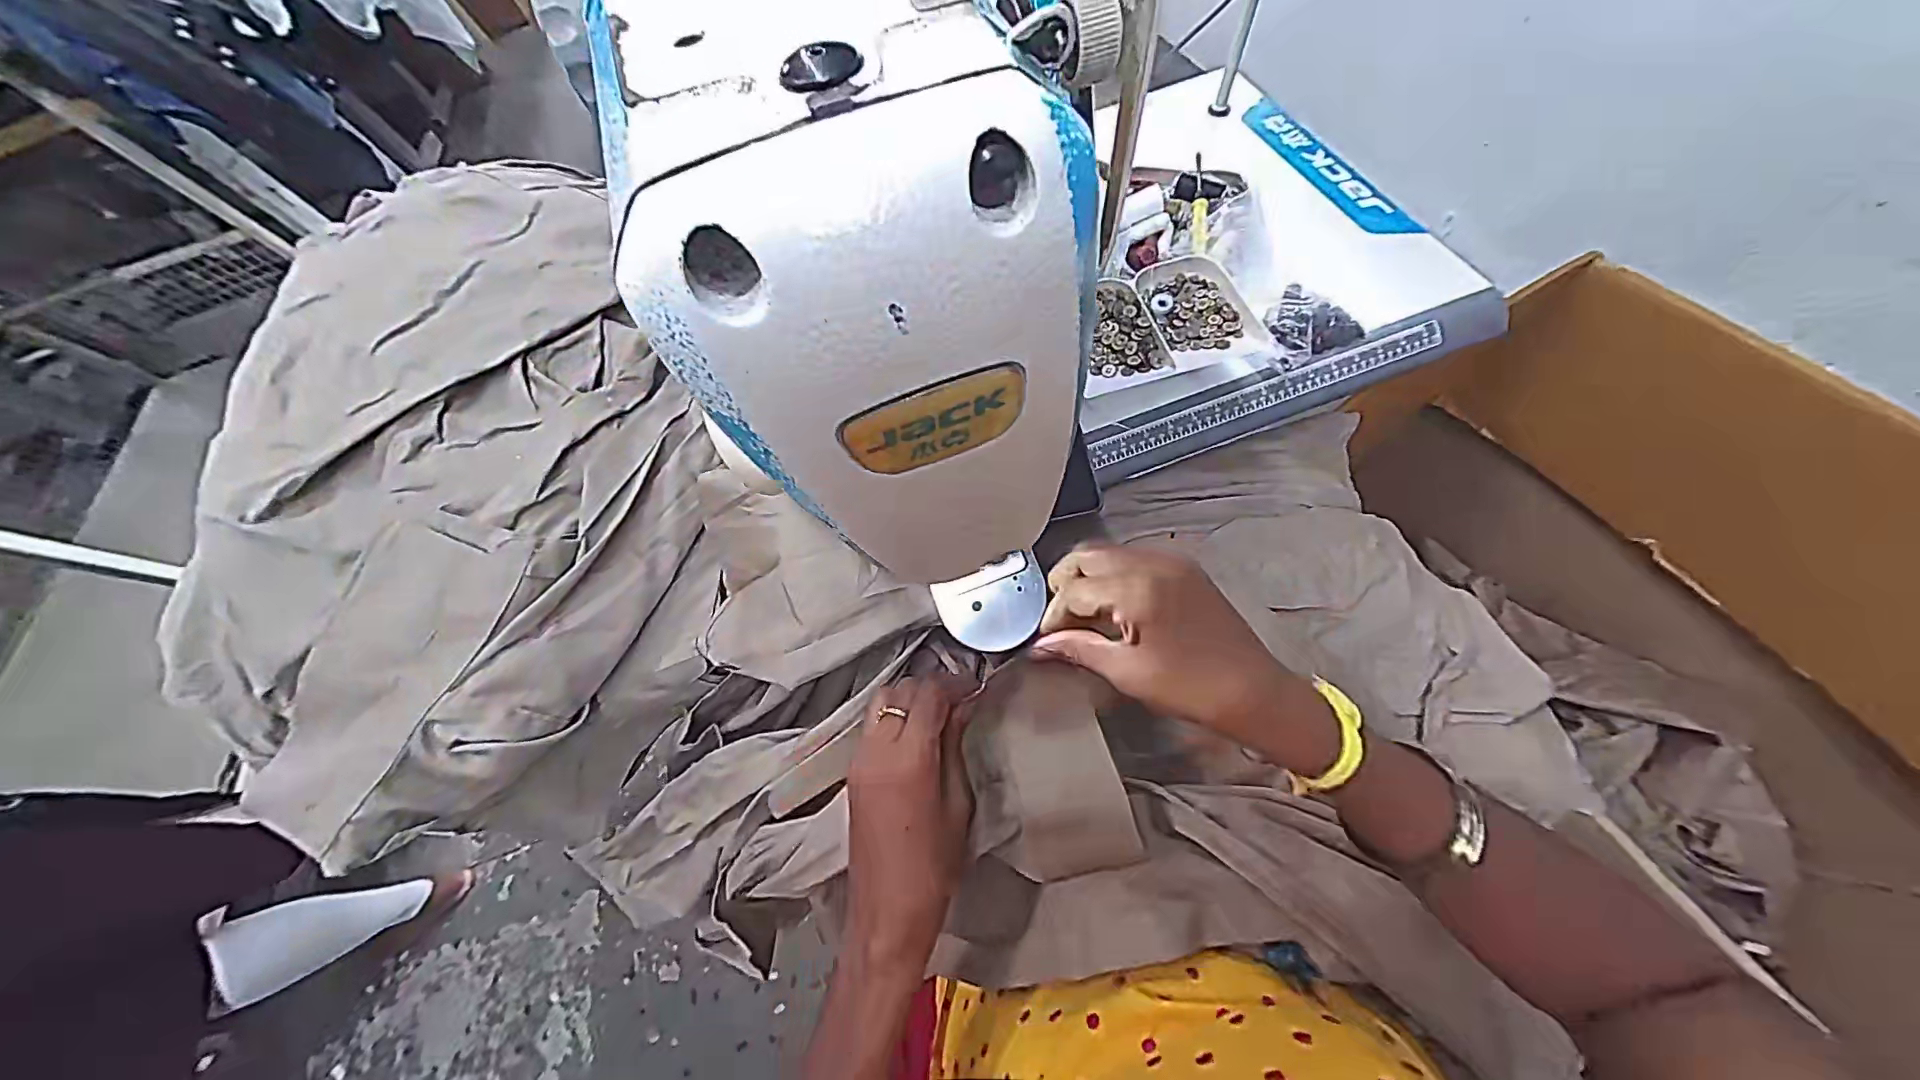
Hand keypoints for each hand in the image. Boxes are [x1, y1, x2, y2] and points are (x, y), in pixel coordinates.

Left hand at [845, 675, 973, 966]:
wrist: (887, 911)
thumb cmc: (934, 867)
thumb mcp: (958, 803)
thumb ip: (955, 746)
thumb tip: (963, 707)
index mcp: (908, 759)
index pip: (928, 695)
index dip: (955, 683)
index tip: (975, 686)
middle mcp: (876, 751)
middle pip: (900, 690)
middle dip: (932, 686)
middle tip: (960, 697)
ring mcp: (858, 760)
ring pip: (881, 702)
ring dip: (910, 698)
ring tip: (939, 712)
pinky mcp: (852, 772)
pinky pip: (873, 725)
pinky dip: (895, 716)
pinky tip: (918, 732)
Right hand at [1030, 544, 1328, 760]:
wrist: (1255, 691)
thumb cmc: (1192, 687)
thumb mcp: (1127, 672)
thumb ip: (1079, 649)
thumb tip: (1041, 646)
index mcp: (1137, 587)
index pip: (1074, 589)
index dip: (1053, 615)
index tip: (1047, 639)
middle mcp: (1153, 562)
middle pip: (1086, 556)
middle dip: (1064, 585)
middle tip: (1059, 621)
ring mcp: (1172, 561)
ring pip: (1109, 554)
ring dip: (1088, 578)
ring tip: (1084, 617)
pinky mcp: (1184, 568)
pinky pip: (1134, 559)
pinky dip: (1114, 576)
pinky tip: (1114, 608)